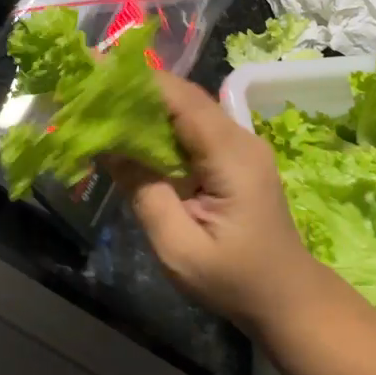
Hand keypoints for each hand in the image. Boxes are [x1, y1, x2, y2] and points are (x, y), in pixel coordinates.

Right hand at [114, 72, 325, 328]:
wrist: (287, 298)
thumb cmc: (234, 280)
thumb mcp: (179, 248)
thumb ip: (144, 194)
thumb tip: (108, 148)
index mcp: (231, 156)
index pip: (181, 99)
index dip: (137, 83)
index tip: (94, 76)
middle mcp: (240, 138)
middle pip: (183, 97)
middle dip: (135, 90)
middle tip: (88, 91)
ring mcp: (240, 145)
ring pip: (187, 109)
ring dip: (145, 105)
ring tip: (100, 107)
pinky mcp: (233, 156)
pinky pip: (193, 127)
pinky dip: (160, 124)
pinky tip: (131, 133)